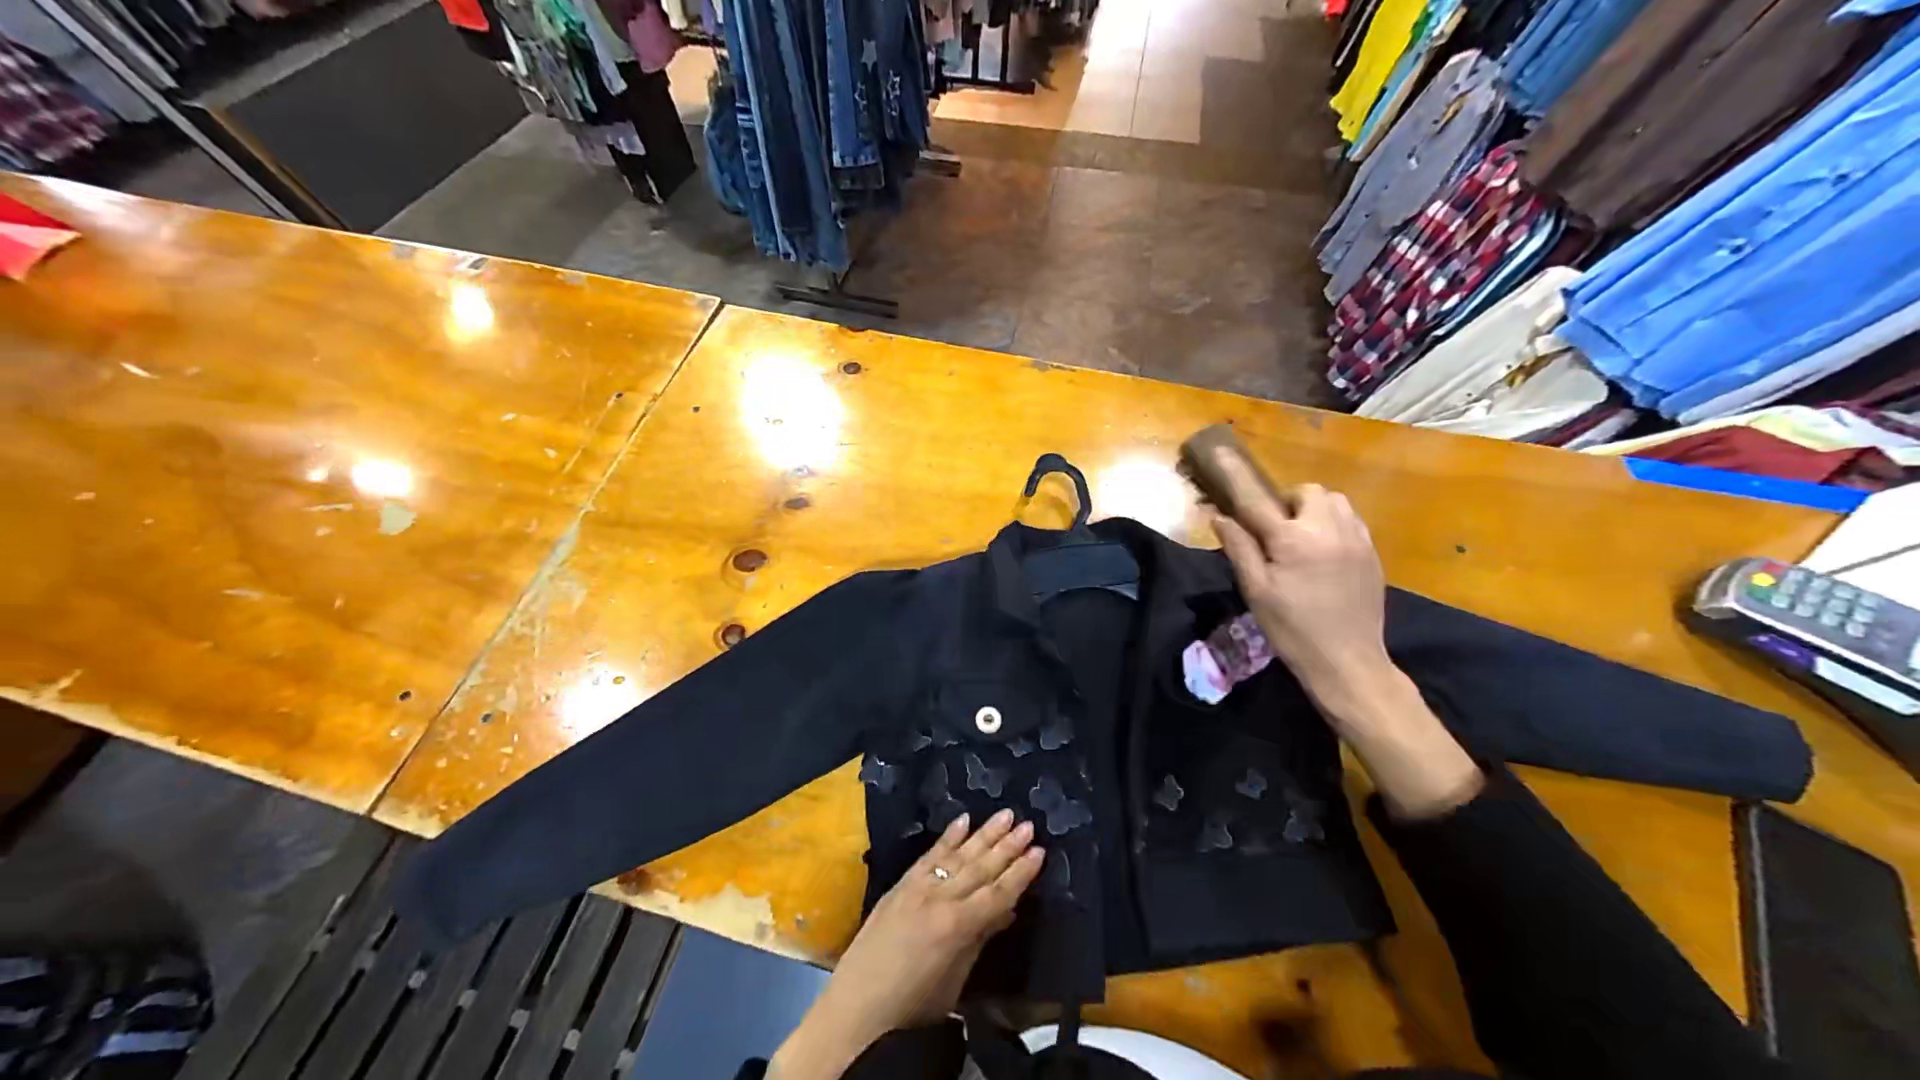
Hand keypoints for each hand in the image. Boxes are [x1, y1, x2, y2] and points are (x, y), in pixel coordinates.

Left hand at [769, 809, 1045, 1079]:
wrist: (857, 1008)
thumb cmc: (913, 1006)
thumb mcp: (955, 980)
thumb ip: (980, 939)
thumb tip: (1006, 911)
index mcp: (957, 926)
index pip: (997, 894)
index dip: (1020, 874)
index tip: (1040, 851)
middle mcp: (939, 899)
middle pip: (980, 868)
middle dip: (1007, 846)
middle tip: (1028, 824)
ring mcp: (918, 888)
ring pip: (958, 855)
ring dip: (984, 834)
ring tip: (1005, 814)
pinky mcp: (900, 885)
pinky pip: (928, 855)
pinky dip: (947, 838)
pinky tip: (962, 821)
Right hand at [1203, 449, 1392, 709]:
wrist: (1348, 662)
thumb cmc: (1292, 629)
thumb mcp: (1256, 590)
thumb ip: (1239, 547)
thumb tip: (1219, 515)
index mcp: (1293, 540)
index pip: (1258, 500)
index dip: (1237, 477)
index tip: (1221, 453)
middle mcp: (1329, 529)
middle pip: (1308, 492)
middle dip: (1288, 501)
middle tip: (1274, 530)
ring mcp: (1357, 539)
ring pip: (1335, 502)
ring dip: (1314, 509)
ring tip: (1300, 538)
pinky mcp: (1372, 553)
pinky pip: (1352, 520)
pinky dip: (1333, 524)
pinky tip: (1323, 552)